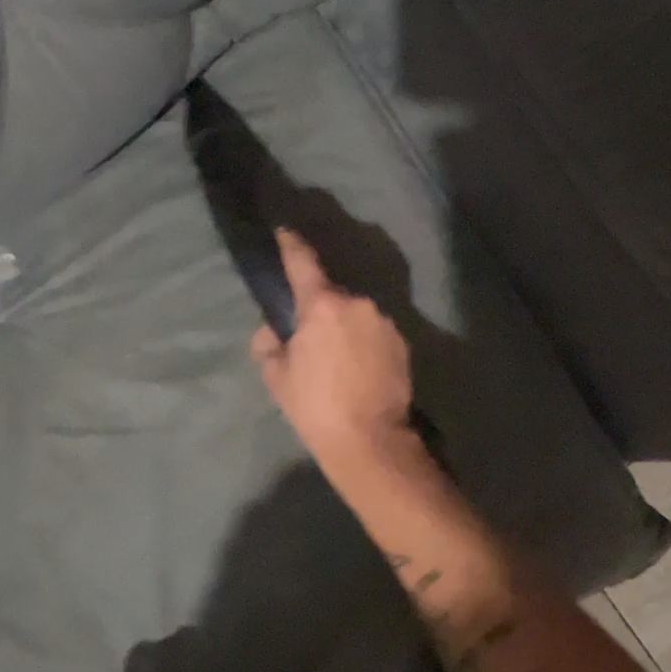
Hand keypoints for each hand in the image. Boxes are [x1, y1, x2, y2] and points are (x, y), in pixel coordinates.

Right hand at [251, 230, 415, 467]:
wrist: (370, 441)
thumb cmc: (315, 407)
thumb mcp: (277, 377)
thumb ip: (268, 344)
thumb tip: (273, 332)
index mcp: (321, 305)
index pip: (302, 261)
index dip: (290, 244)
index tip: (283, 231)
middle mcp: (357, 303)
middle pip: (331, 294)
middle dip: (318, 306)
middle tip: (306, 334)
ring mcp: (384, 322)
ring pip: (354, 313)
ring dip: (342, 325)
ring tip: (335, 358)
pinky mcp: (402, 343)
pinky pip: (373, 332)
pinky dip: (362, 341)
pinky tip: (356, 368)